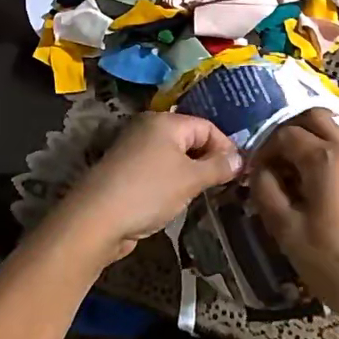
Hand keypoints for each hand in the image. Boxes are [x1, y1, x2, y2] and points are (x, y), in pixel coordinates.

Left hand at [50, 113, 242, 262]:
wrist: (98, 217)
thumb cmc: (149, 191)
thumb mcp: (191, 178)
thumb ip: (218, 166)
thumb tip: (239, 158)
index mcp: (163, 121)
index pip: (207, 126)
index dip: (226, 147)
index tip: (241, 173)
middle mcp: (147, 129)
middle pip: (189, 140)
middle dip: (209, 161)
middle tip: (226, 186)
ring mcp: (134, 150)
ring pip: (173, 157)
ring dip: (191, 174)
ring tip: (206, 195)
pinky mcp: (126, 171)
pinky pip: (158, 171)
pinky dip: (172, 182)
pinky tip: (179, 201)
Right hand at [249, 110, 338, 338]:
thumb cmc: (332, 262)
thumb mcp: (285, 227)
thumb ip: (265, 189)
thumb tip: (258, 171)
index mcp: (325, 159)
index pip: (283, 134)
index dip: (261, 149)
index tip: (250, 174)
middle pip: (314, 118)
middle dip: (286, 131)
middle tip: (268, 160)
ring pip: (330, 134)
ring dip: (304, 144)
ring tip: (284, 175)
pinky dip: (319, 159)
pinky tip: (305, 190)